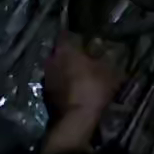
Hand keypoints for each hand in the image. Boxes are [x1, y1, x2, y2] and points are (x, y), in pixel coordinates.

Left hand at [42, 34, 122, 153]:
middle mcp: (51, 59)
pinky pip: (56, 82)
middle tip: (86, 59)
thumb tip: (107, 47)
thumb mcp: (108, 70)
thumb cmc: (93, 88)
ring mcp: (46, 77)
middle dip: (72, 55)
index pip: (67, 34)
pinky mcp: (45, 93)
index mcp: (64, 49)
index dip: (77, 37)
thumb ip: (106, 56)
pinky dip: (64, 84)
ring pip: (57, 67)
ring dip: (67, 70)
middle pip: (61, 51)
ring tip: (81, 76)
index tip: (86, 40)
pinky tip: (75, 90)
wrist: (75, 119)